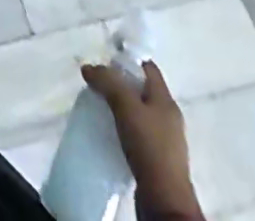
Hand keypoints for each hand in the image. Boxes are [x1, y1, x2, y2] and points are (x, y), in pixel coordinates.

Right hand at [80, 61, 199, 217]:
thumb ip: (108, 82)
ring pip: (136, 109)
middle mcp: (167, 116)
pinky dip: (119, 123)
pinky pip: (133, 129)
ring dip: (116, 103)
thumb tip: (88, 67)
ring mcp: (161, 137)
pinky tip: (104, 128)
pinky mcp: (153, 154)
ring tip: (95, 103)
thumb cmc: (148, 146)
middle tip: (94, 81)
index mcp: (165, 101)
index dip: (128, 59)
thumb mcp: (126, 107)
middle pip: (140, 89)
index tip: (104, 56)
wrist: (163, 197)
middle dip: (118, 82)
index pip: (148, 69)